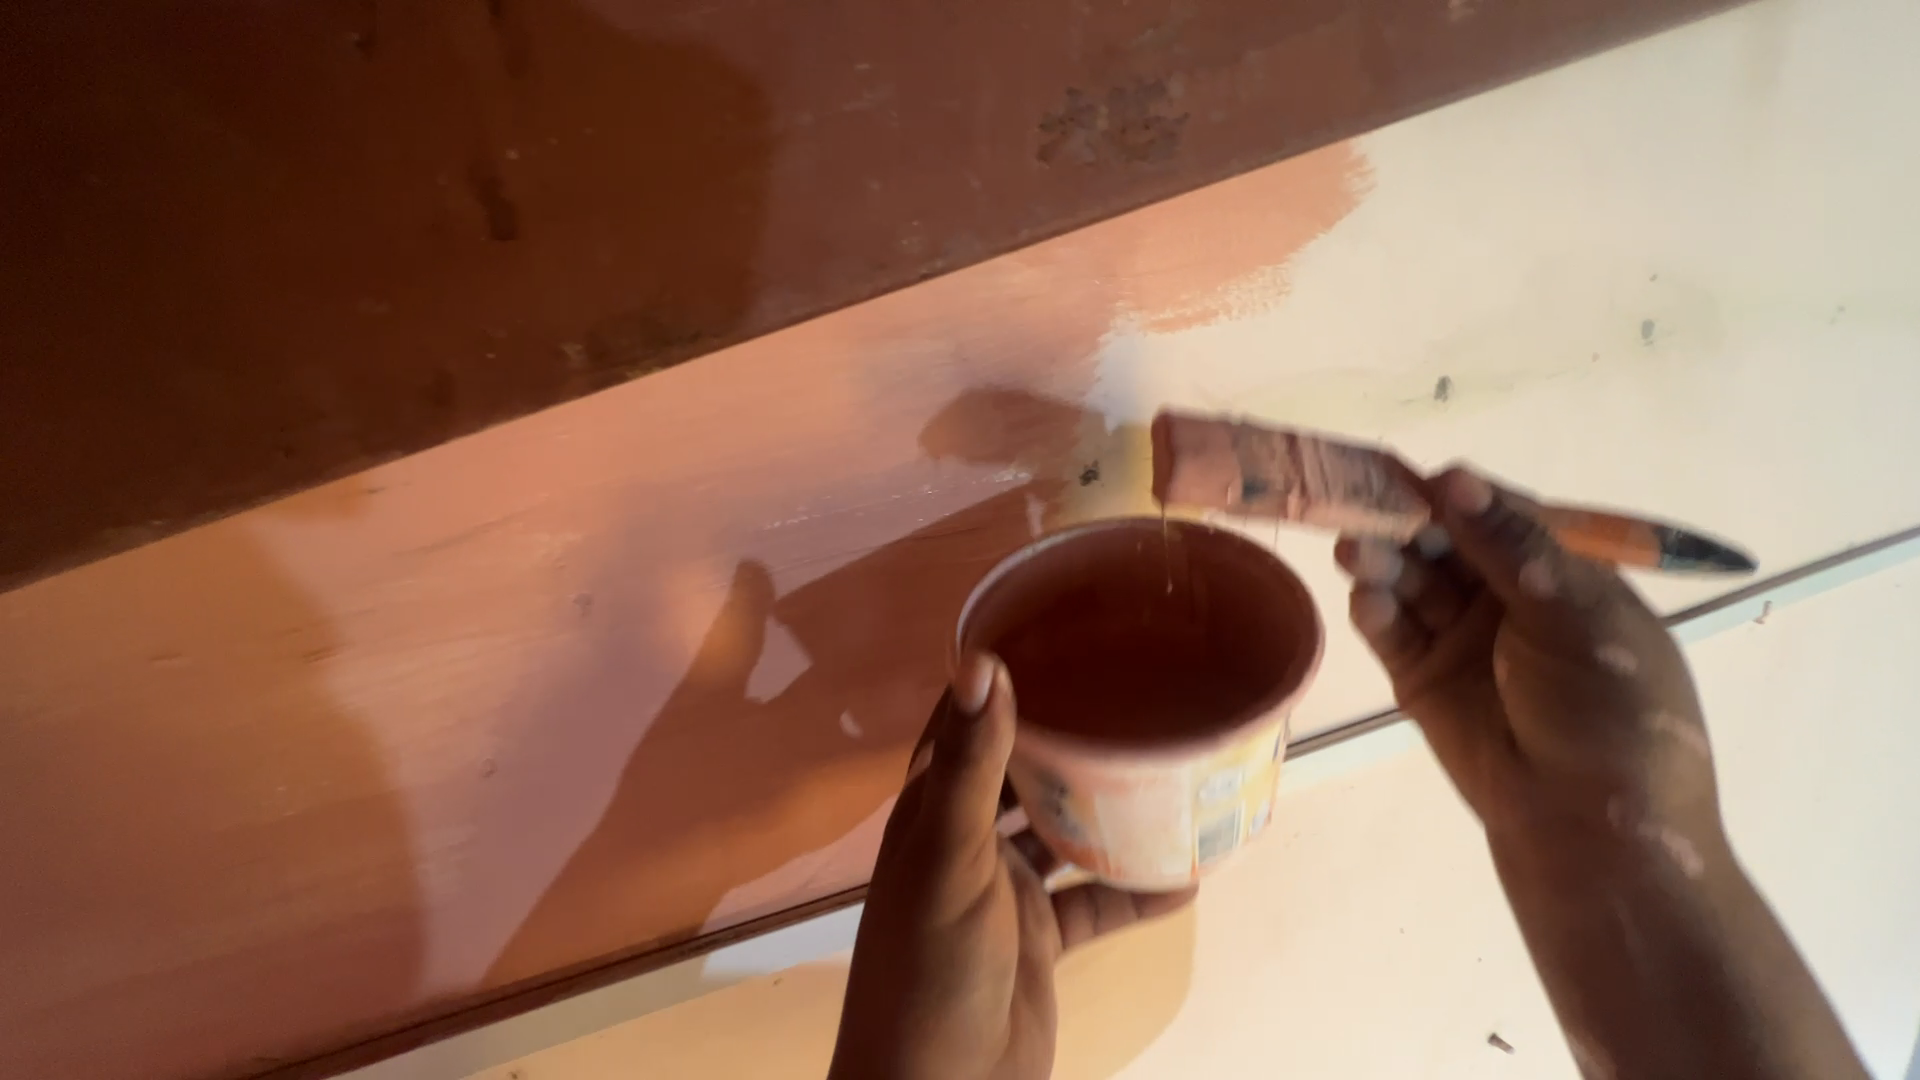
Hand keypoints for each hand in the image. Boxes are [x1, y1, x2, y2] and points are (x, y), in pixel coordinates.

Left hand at [829, 654, 1195, 1079]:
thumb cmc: (934, 964)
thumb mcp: (951, 855)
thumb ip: (970, 763)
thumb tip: (980, 660)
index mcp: (933, 808)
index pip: (963, 725)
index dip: (999, 685)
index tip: (1053, 642)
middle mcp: (967, 839)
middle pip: (1021, 773)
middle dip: (1066, 741)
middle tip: (1127, 700)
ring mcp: (1005, 889)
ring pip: (1062, 835)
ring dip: (1105, 814)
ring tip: (1166, 776)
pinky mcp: (1039, 938)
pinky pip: (1092, 904)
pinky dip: (1130, 892)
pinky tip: (1183, 875)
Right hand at [1335, 468, 1726, 876]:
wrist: (1585, 822)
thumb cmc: (1608, 711)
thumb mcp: (1575, 618)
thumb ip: (1510, 547)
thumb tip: (1456, 478)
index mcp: (1557, 576)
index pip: (1497, 516)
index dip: (1454, 494)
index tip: (1405, 473)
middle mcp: (1502, 598)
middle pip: (1440, 544)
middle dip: (1403, 525)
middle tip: (1360, 508)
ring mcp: (1456, 636)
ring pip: (1408, 582)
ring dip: (1382, 563)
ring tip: (1354, 551)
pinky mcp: (1417, 673)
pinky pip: (1389, 630)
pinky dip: (1374, 611)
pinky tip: (1367, 601)